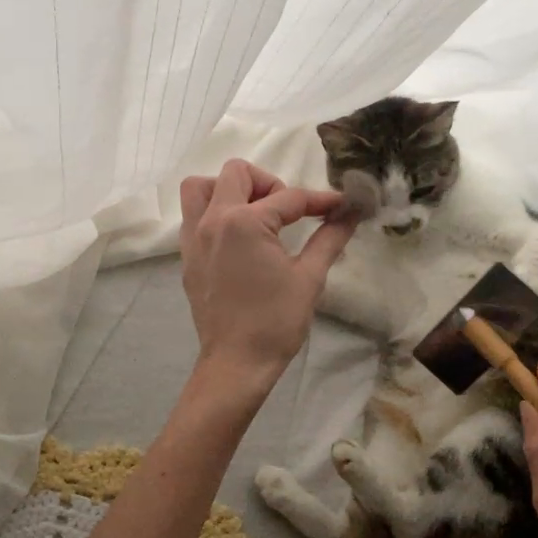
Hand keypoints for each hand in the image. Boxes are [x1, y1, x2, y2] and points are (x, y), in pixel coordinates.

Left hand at [178, 159, 356, 380]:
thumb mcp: (309, 278)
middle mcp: (212, 221)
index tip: (341, 206)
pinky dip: (214, 215)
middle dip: (268, 184)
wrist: (236, 363)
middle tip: (288, 212)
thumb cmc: (276, 322)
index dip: (320, 201)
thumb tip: (350, 213)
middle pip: (237, 174)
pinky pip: (192, 217)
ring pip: (201, 188)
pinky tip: (238, 240)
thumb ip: (329, 238)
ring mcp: (193, 238)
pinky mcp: (187, 258)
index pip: (288, 198)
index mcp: (244, 222)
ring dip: (229, 190)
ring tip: (255, 216)